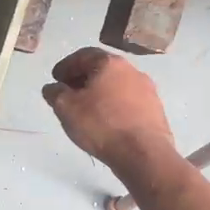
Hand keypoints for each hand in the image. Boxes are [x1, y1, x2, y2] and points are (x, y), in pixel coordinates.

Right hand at [42, 48, 178, 185]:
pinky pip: (129, 101)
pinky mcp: (156, 110)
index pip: (83, 55)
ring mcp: (148, 90)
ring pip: (117, 85)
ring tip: (86, 109)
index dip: (66, 66)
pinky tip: (106, 121)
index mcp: (110, 64)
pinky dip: (114, 105)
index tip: (56, 79)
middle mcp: (132, 71)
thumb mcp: (65, 107)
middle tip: (69, 93)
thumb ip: (54, 92)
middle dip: (82, 78)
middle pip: (102, 69)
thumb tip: (54, 88)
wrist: (144, 154)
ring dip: (100, 92)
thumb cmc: (101, 125)